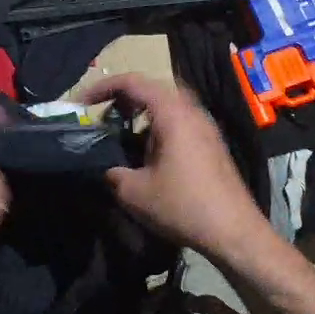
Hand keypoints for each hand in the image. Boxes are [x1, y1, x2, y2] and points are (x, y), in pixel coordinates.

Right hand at [80, 74, 268, 256]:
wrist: (234, 231)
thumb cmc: (182, 206)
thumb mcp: (134, 192)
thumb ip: (112, 171)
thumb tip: (106, 166)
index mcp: (172, 113)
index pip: (132, 82)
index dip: (101, 87)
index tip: (81, 105)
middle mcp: (192, 111)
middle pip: (152, 89)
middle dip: (123, 98)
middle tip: (103, 117)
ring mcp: (205, 127)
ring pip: (168, 107)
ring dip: (142, 115)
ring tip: (121, 136)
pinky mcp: (212, 145)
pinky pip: (180, 123)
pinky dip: (158, 128)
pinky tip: (148, 155)